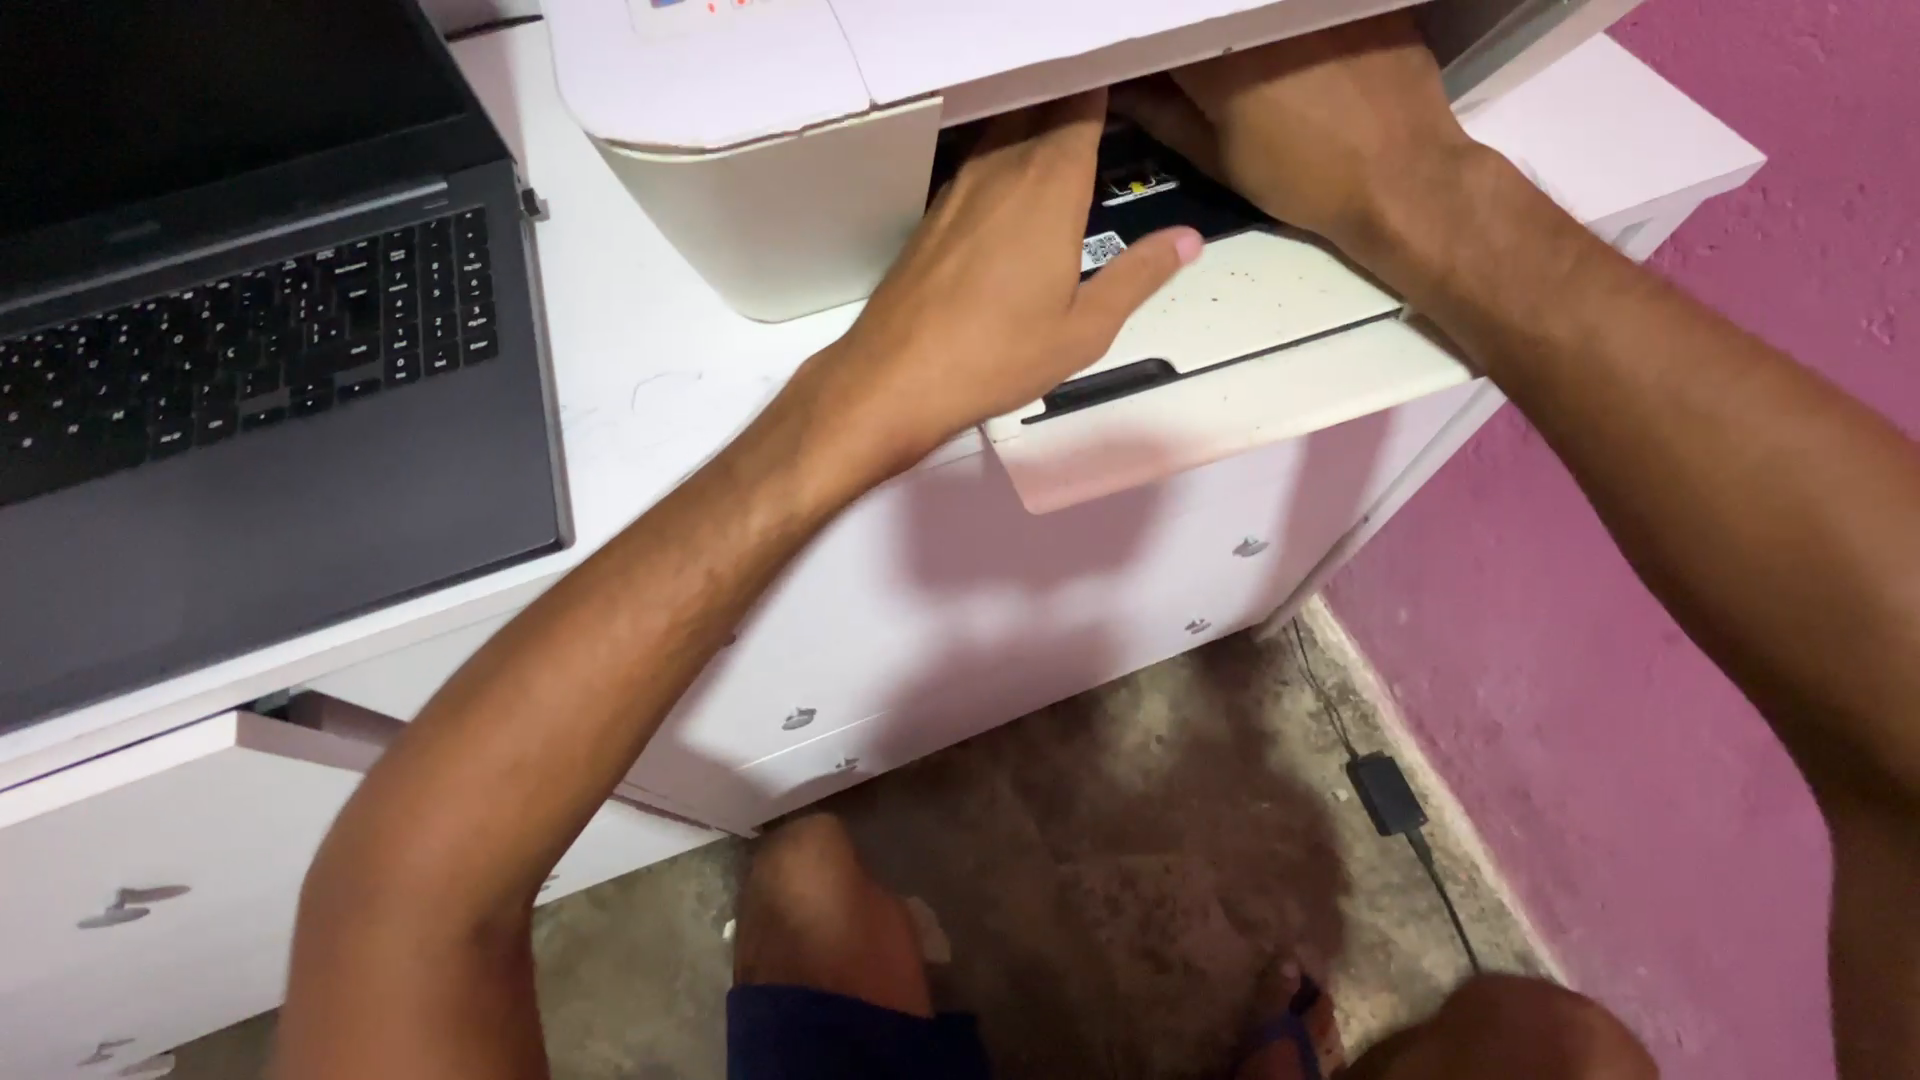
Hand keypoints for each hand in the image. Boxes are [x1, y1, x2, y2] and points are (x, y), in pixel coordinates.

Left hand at [791, 90, 1202, 483]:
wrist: (897, 377)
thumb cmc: (998, 357)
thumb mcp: (1086, 328)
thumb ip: (1139, 276)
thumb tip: (1187, 240)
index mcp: (1050, 184)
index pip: (1082, 108)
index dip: (1103, 97)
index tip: (1124, 101)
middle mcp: (1001, 169)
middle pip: (1041, 113)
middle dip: (1072, 112)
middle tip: (1101, 130)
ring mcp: (957, 188)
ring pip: (1003, 137)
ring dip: (1033, 136)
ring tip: (1062, 160)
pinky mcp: (930, 216)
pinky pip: (974, 170)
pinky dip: (1000, 168)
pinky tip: (1009, 203)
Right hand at [1111, 14, 1475, 254]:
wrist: (1398, 175)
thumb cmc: (1299, 179)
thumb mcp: (1218, 159)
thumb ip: (1164, 117)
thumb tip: (1119, 92)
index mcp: (1218, 56)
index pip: (1163, 30)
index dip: (1147, 41)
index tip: (1138, 60)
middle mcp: (1261, 10)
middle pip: (1207, 7)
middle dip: (1186, 24)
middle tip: (1182, 59)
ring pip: (1250, 4)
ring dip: (1230, 19)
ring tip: (1235, 55)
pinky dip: (1280, 11)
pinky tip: (1289, 47)